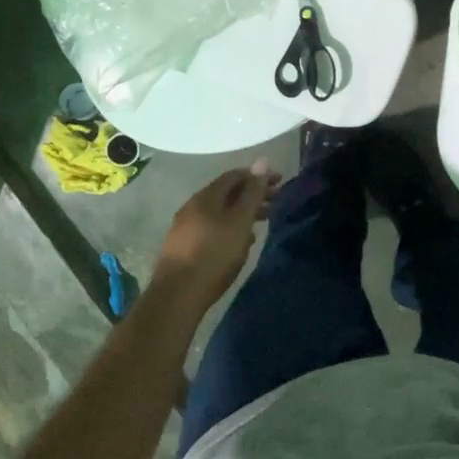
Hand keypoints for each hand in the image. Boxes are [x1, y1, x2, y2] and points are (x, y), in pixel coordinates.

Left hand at [153, 161, 280, 310]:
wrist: (177, 296)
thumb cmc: (214, 255)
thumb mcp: (240, 222)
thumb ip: (252, 192)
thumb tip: (261, 161)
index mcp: (206, 197)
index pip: (235, 175)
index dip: (258, 176)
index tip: (280, 182)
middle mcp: (192, 207)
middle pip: (227, 194)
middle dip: (252, 195)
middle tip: (276, 203)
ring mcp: (185, 228)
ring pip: (220, 213)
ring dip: (242, 213)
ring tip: (262, 223)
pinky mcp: (184, 248)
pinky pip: (212, 229)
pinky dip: (230, 228)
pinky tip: (240, 243)